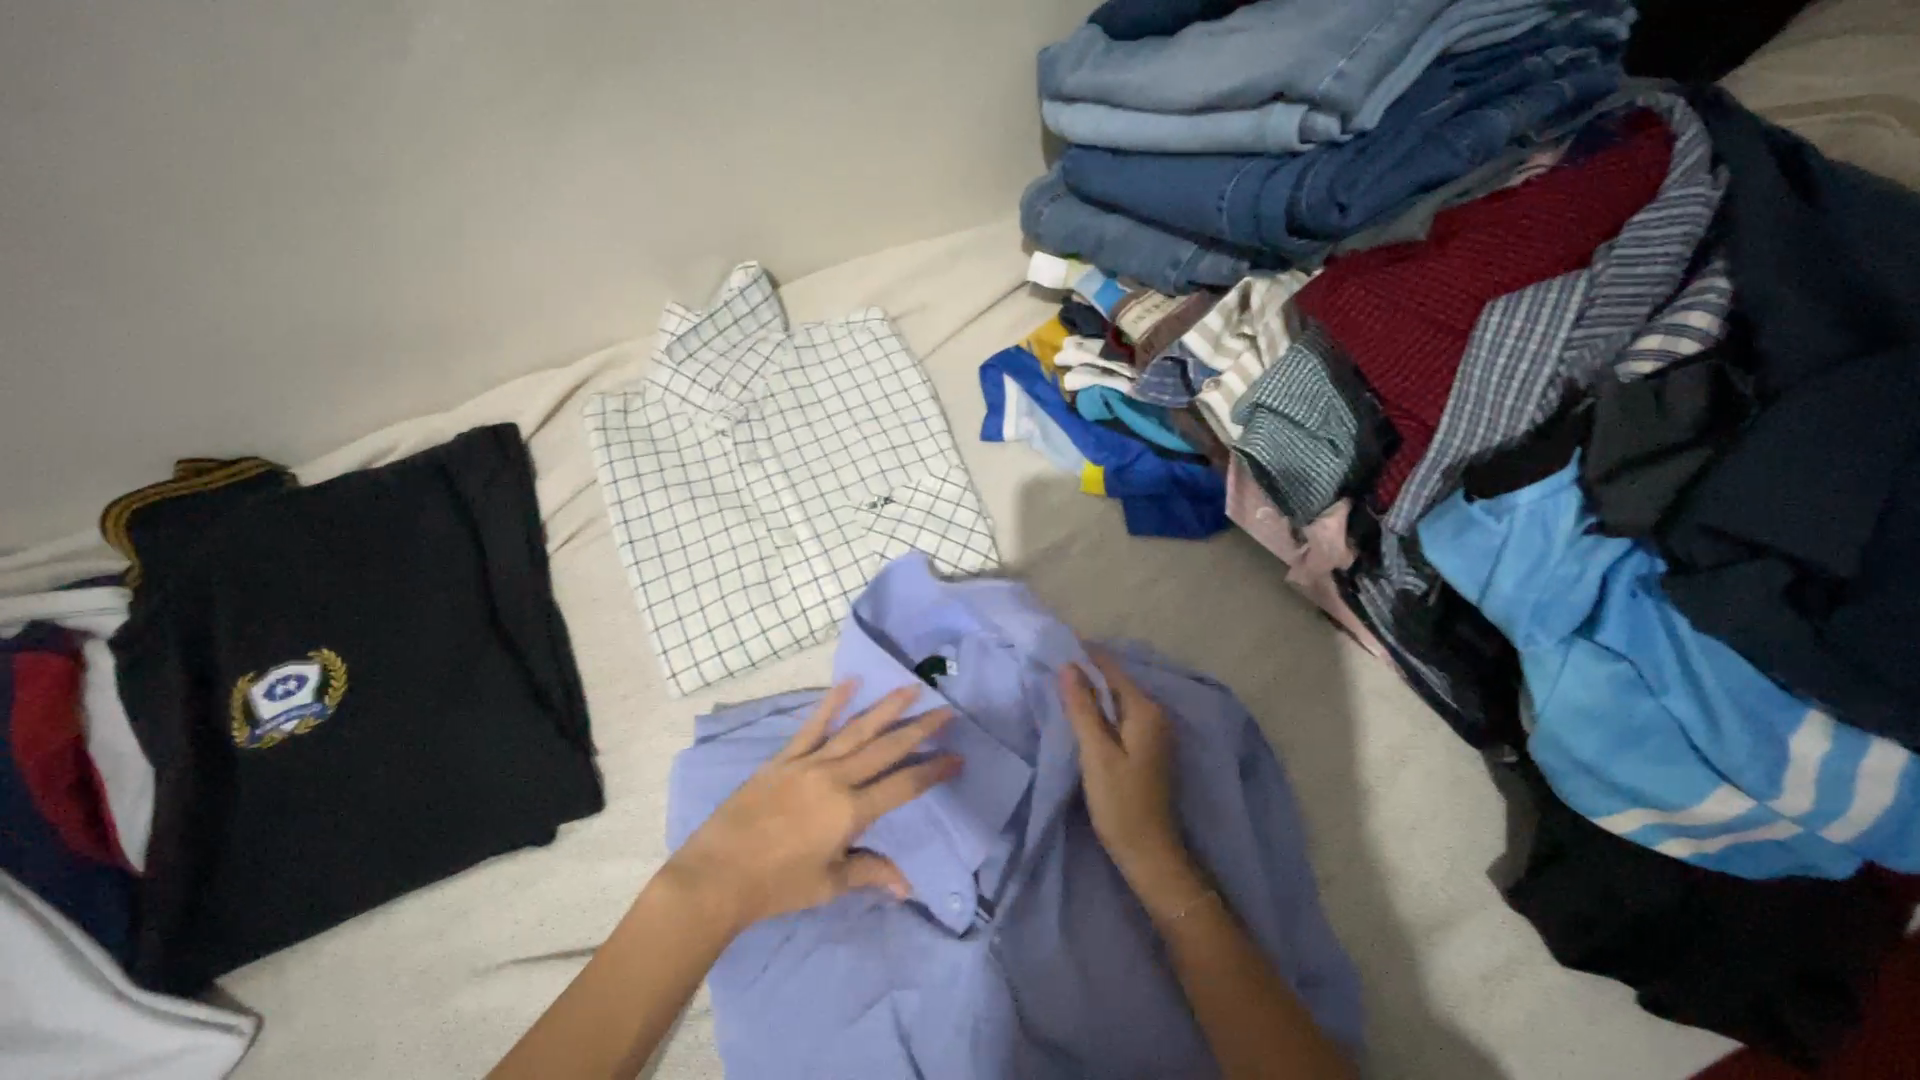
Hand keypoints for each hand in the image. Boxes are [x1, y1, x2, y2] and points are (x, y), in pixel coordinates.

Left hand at [662, 683, 958, 931]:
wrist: (716, 874)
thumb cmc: (776, 886)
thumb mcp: (828, 884)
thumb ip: (868, 872)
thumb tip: (907, 885)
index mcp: (850, 811)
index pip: (903, 786)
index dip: (933, 772)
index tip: (958, 758)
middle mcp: (835, 779)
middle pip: (886, 749)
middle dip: (920, 730)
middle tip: (947, 712)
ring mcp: (808, 764)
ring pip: (856, 730)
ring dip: (886, 708)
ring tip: (911, 687)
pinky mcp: (783, 759)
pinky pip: (812, 726)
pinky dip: (832, 703)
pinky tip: (850, 683)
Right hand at [1061, 651, 1206, 919]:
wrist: (1149, 851)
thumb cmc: (1120, 802)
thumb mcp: (1096, 752)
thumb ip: (1083, 708)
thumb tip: (1068, 666)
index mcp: (1146, 711)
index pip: (1112, 669)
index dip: (1085, 655)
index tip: (1055, 643)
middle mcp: (1156, 715)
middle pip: (1117, 683)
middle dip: (1086, 673)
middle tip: (1050, 665)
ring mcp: (1155, 733)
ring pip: (1118, 701)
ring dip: (1092, 694)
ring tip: (1059, 686)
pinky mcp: (1148, 750)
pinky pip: (1121, 718)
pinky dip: (1101, 712)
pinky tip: (1080, 716)